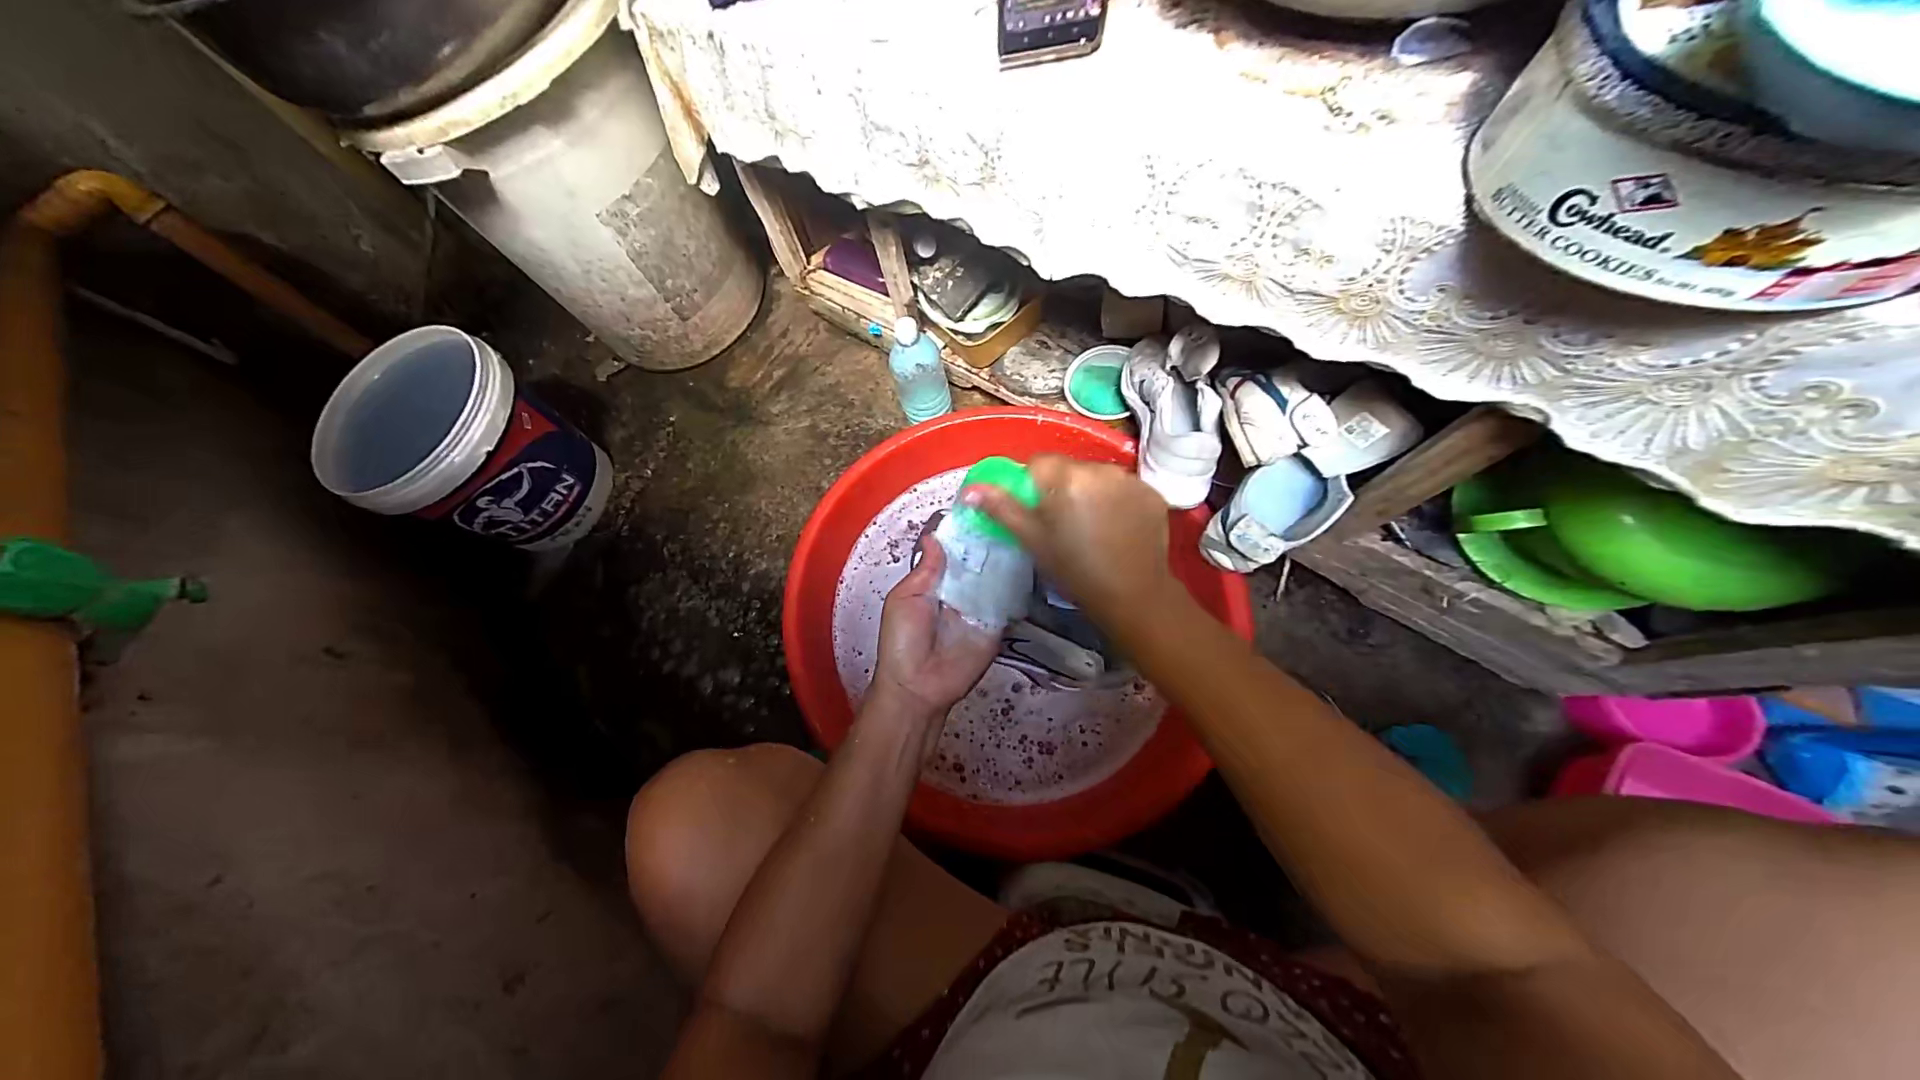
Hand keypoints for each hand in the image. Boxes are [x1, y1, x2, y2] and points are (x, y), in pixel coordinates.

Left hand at [865, 527, 1001, 740]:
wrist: (918, 687)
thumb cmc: (901, 643)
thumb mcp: (904, 600)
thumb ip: (924, 570)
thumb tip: (934, 537)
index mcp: (935, 581)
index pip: (954, 551)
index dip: (964, 532)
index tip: (979, 507)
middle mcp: (961, 590)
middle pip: (979, 559)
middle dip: (990, 539)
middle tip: (1007, 512)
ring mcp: (981, 605)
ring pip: (997, 576)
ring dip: (1007, 557)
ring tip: (1021, 529)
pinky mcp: (997, 623)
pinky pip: (1010, 601)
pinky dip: (1019, 584)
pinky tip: (1030, 561)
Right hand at [962, 455, 1176, 625]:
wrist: (1132, 594)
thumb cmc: (1074, 569)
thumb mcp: (1033, 541)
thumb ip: (1002, 509)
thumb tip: (971, 490)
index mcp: (1065, 477)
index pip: (1037, 463)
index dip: (1033, 487)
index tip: (1038, 513)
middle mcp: (1099, 468)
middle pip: (1070, 469)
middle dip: (1063, 488)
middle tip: (1063, 525)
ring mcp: (1130, 479)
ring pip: (1098, 477)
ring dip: (1091, 493)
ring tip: (1093, 528)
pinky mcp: (1152, 492)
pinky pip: (1125, 488)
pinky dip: (1118, 502)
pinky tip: (1117, 528)